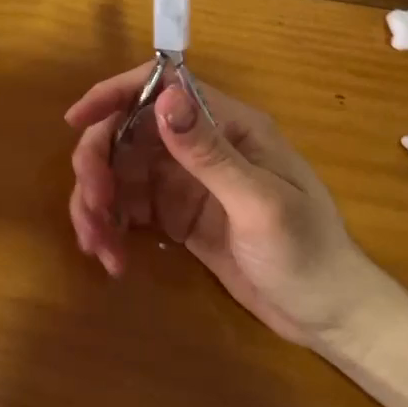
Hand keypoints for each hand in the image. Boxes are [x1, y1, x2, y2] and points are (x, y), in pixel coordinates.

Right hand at [65, 72, 389, 345]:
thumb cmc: (309, 256)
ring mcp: (183, 180)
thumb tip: (164, 96)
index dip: (113, 95)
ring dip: (96, 204)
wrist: (330, 319)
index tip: (76, 122)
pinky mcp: (173, 213)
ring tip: (97, 245)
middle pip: (125, 133)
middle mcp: (199, 145)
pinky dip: (109, 227)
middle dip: (97, 166)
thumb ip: (209, 154)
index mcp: (227, 127)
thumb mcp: (261, 205)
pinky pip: (125, 207)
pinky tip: (111, 257)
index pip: (159, 87)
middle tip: (91, 207)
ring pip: (117, 172)